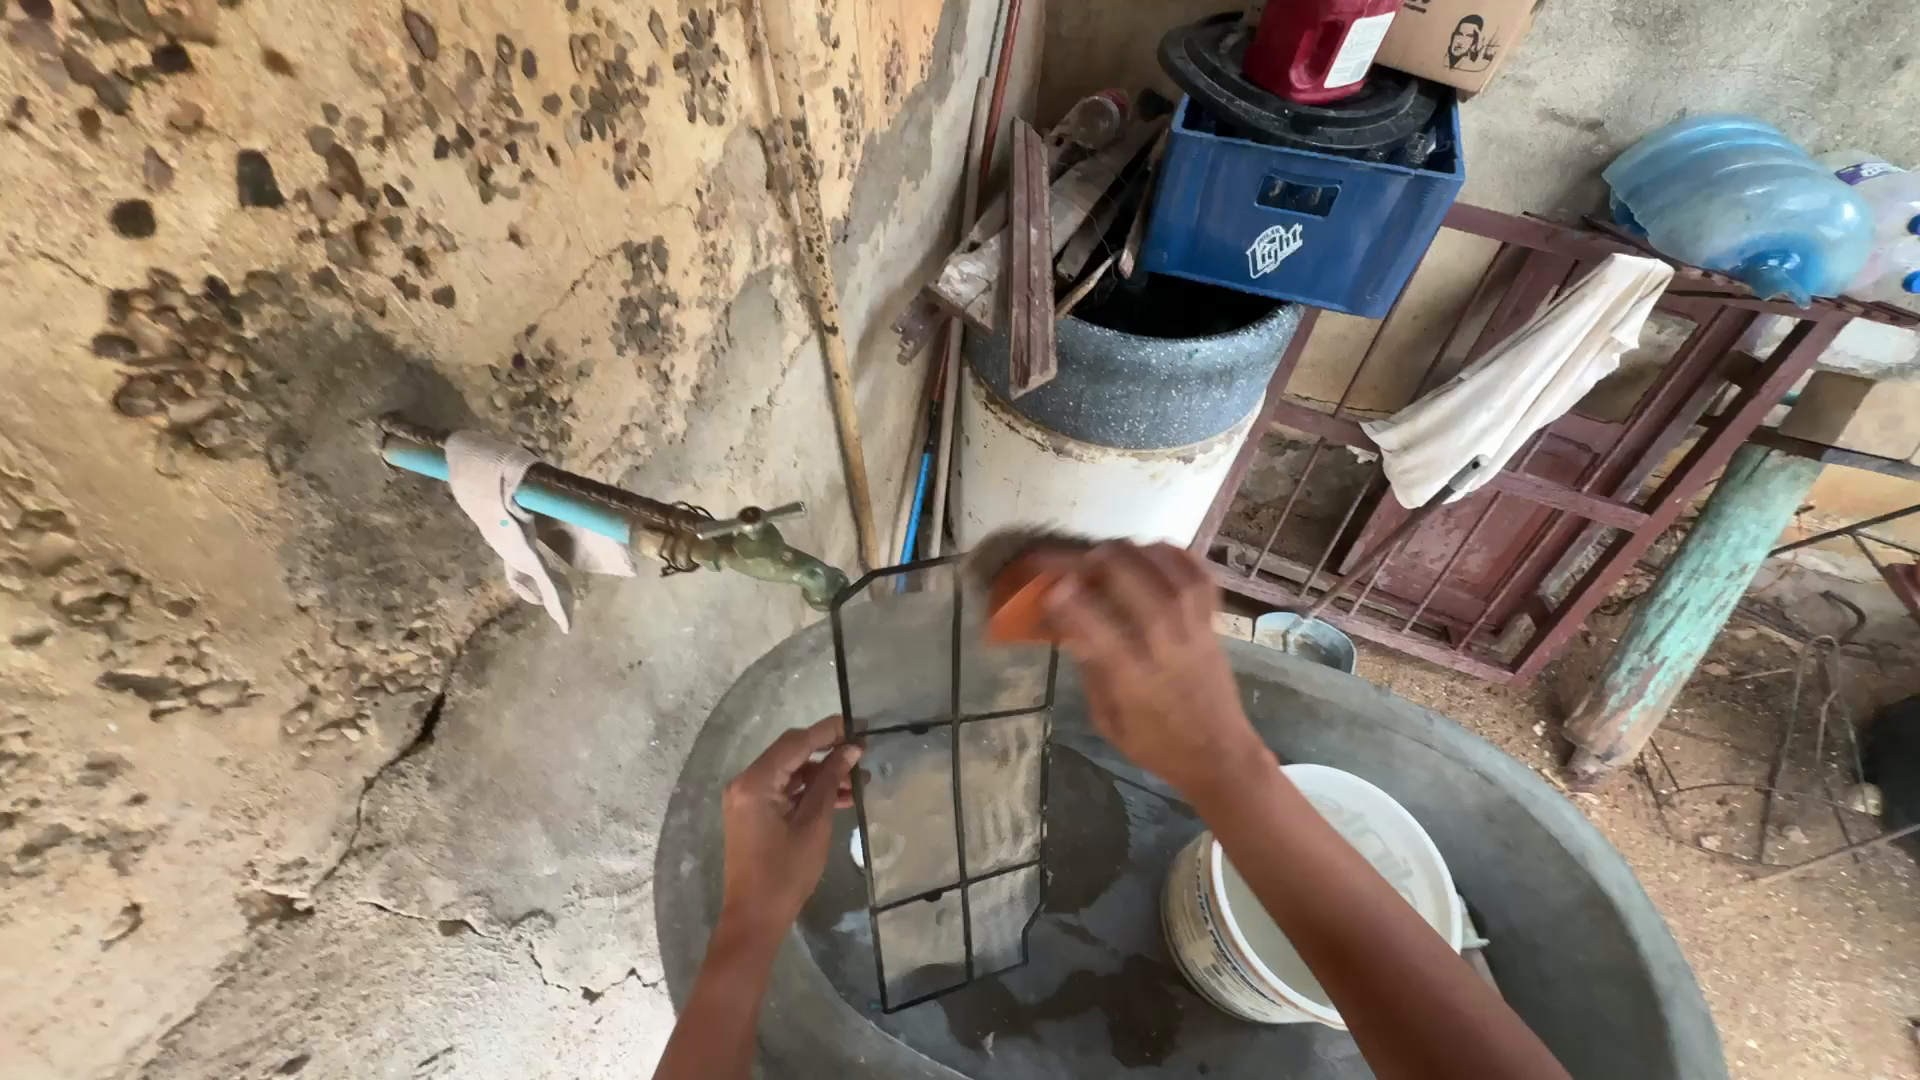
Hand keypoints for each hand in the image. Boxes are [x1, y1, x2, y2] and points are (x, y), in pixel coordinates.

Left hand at [718, 716, 861, 940]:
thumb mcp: (814, 823)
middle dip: (829, 752)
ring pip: (791, 771)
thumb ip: (831, 780)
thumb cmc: (786, 873)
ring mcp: (747, 797)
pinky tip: (842, 797)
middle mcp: (746, 782)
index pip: (797, 742)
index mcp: (756, 782)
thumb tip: (852, 749)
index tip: (859, 725)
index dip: (829, 731)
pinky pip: (785, 789)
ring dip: (823, 774)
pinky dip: (810, 790)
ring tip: (859, 781)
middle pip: (792, 752)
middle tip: (862, 752)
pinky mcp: (753, 811)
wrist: (755, 919)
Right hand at [1042, 542, 1272, 802]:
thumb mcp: (1107, 719)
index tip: (1048, 587)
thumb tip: (1069, 625)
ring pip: (1167, 572)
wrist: (1220, 757)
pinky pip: (1201, 578)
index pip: (1095, 627)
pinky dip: (1178, 556)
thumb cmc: (1156, 744)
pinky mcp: (1214, 625)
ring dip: (1134, 552)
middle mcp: (1165, 647)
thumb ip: (1090, 669)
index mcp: (1133, 679)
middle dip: (1097, 561)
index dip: (1068, 600)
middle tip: (1075, 560)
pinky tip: (1154, 549)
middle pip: (1133, 584)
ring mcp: (1195, 631)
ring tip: (1109, 550)